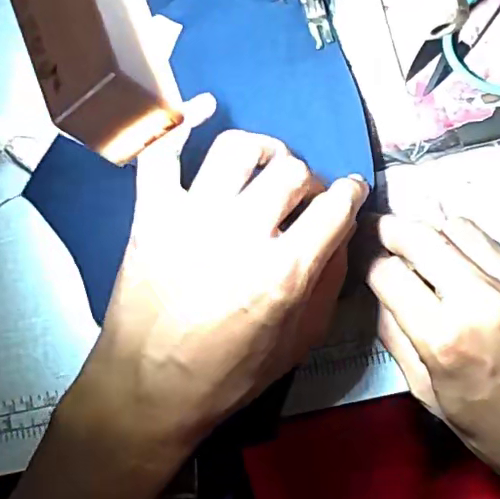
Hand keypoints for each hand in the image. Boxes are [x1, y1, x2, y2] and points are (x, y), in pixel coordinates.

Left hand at [66, 95, 368, 456]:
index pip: (335, 206)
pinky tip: (206, 108)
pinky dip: (185, 121)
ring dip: (266, 149)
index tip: (351, 191)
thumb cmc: (230, 374)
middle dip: (311, 180)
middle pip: (293, 171)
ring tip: (267, 165)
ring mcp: (190, 217)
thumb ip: (330, 282)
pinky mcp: (151, 213)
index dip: (352, 192)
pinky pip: (163, 150)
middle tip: (304, 198)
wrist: (147, 390)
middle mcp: (240, 233)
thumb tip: (341, 234)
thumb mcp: (301, 340)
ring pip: (239, 147)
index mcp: (284, 272)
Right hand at [365, 215, 499, 498]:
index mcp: (445, 340)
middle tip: (377, 230)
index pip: (389, 274)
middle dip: (390, 229)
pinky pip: (489, 242)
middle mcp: (477, 300)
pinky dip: (462, 239)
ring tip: (416, 240)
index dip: (369, 266)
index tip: (365, 267)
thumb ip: (401, 345)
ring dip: (428, 228)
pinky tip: (454, 252)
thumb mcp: (437, 404)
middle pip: (420, 236)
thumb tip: (384, 302)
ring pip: (456, 227)